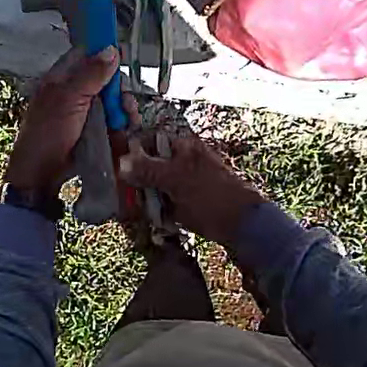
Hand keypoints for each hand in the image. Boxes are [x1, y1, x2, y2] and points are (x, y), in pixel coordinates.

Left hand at [5, 47, 119, 195]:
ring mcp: (83, 113)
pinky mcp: (92, 132)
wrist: (41, 175)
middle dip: (119, 91)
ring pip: (112, 103)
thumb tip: (111, 49)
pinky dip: (120, 127)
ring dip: (123, 110)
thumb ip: (90, 74)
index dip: (105, 55)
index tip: (123, 60)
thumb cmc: (47, 135)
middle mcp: (74, 92)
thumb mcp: (69, 100)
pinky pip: (112, 123)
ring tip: (126, 121)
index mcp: (61, 78)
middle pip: (106, 81)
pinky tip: (123, 133)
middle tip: (124, 104)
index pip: (86, 55)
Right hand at [118, 132, 264, 246]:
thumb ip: (148, 170)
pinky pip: (171, 202)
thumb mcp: (175, 181)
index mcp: (184, 147)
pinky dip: (164, 211)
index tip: (121, 170)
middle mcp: (187, 160)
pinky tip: (164, 221)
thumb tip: (121, 162)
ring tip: (149, 212)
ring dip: (151, 200)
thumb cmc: (211, 197)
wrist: (245, 225)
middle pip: (153, 166)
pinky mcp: (195, 201)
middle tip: (131, 197)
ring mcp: (191, 181)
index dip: (134, 153)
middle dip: (140, 182)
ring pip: (160, 186)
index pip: (151, 141)